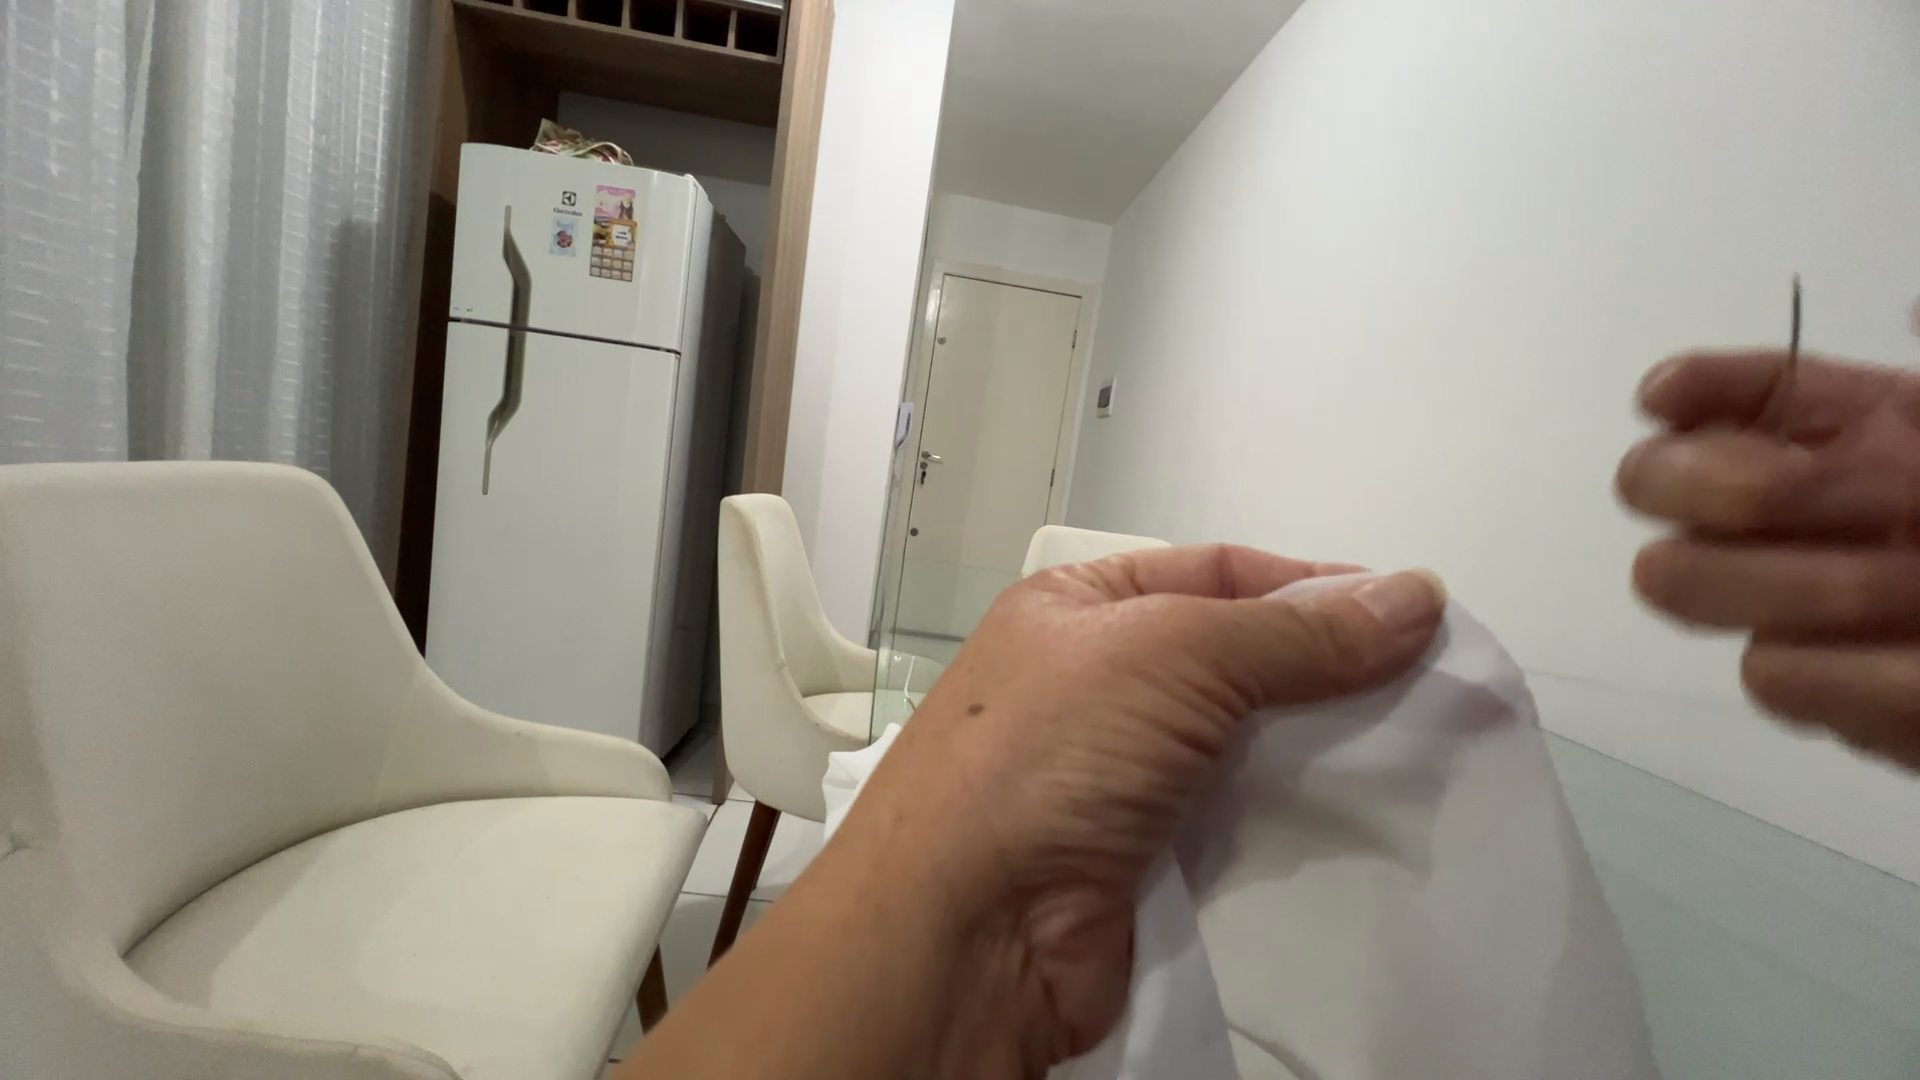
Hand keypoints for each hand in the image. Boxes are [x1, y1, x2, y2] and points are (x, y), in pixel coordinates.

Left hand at [834, 546, 1446, 1073]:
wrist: (966, 928)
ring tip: (1418, 745)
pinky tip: (1357, 809)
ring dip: (1317, 741)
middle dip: (1323, 666)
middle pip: (1231, 655)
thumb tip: (1411, 596)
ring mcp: (1115, 763)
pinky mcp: (1141, 844)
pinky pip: (1233, 809)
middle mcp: (1093, 676)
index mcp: (1078, 605)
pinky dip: (1291, 807)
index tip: (1406, 607)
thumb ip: (1290, 632)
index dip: (1307, 585)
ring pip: (1239, 736)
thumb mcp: (1168, 654)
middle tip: (1430, 684)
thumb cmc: (1048, 752)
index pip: (1212, 571)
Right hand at [1617, 349, 1919, 769]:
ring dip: (1794, 584)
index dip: (1686, 388)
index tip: (1675, 397)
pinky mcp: (1816, 689)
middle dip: (1719, 487)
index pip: (1708, 392)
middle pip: (1646, 482)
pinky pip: (1770, 674)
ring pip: (1672, 578)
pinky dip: (1853, 675)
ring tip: (1914, 592)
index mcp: (1852, 433)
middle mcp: (1791, 509)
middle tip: (1841, 504)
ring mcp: (1788, 600)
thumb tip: (1872, 323)